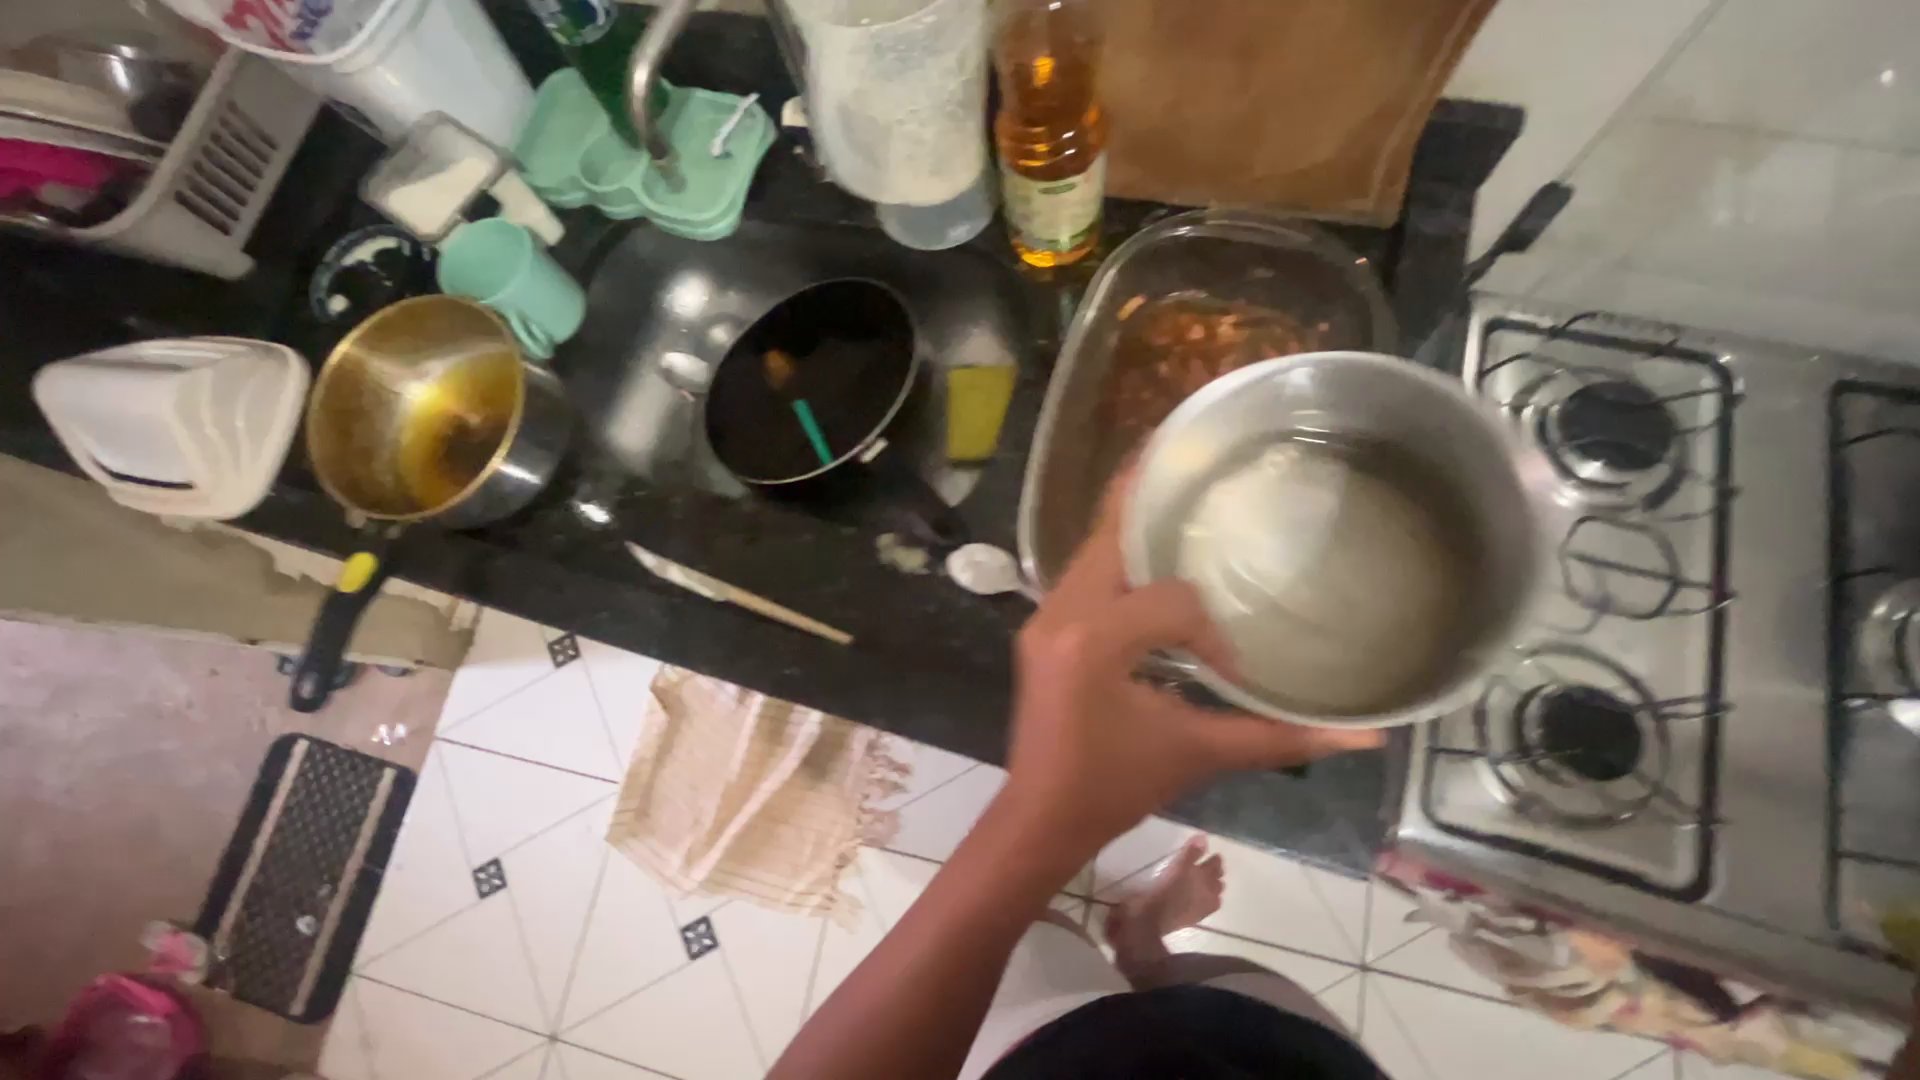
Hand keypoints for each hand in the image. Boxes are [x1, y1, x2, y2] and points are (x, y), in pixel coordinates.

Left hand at [1003, 468, 1384, 851]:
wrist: (1039, 816)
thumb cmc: (1112, 789)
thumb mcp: (1194, 755)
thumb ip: (1276, 737)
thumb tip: (1367, 735)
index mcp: (1093, 639)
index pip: (1169, 600)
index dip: (1208, 630)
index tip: (1229, 668)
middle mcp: (1060, 614)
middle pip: (1113, 539)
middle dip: (1152, 504)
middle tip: (1193, 462)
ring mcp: (1042, 619)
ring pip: (1093, 553)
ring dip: (1134, 532)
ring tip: (1179, 504)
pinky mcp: (1041, 629)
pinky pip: (1083, 576)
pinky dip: (1117, 561)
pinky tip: (1149, 562)